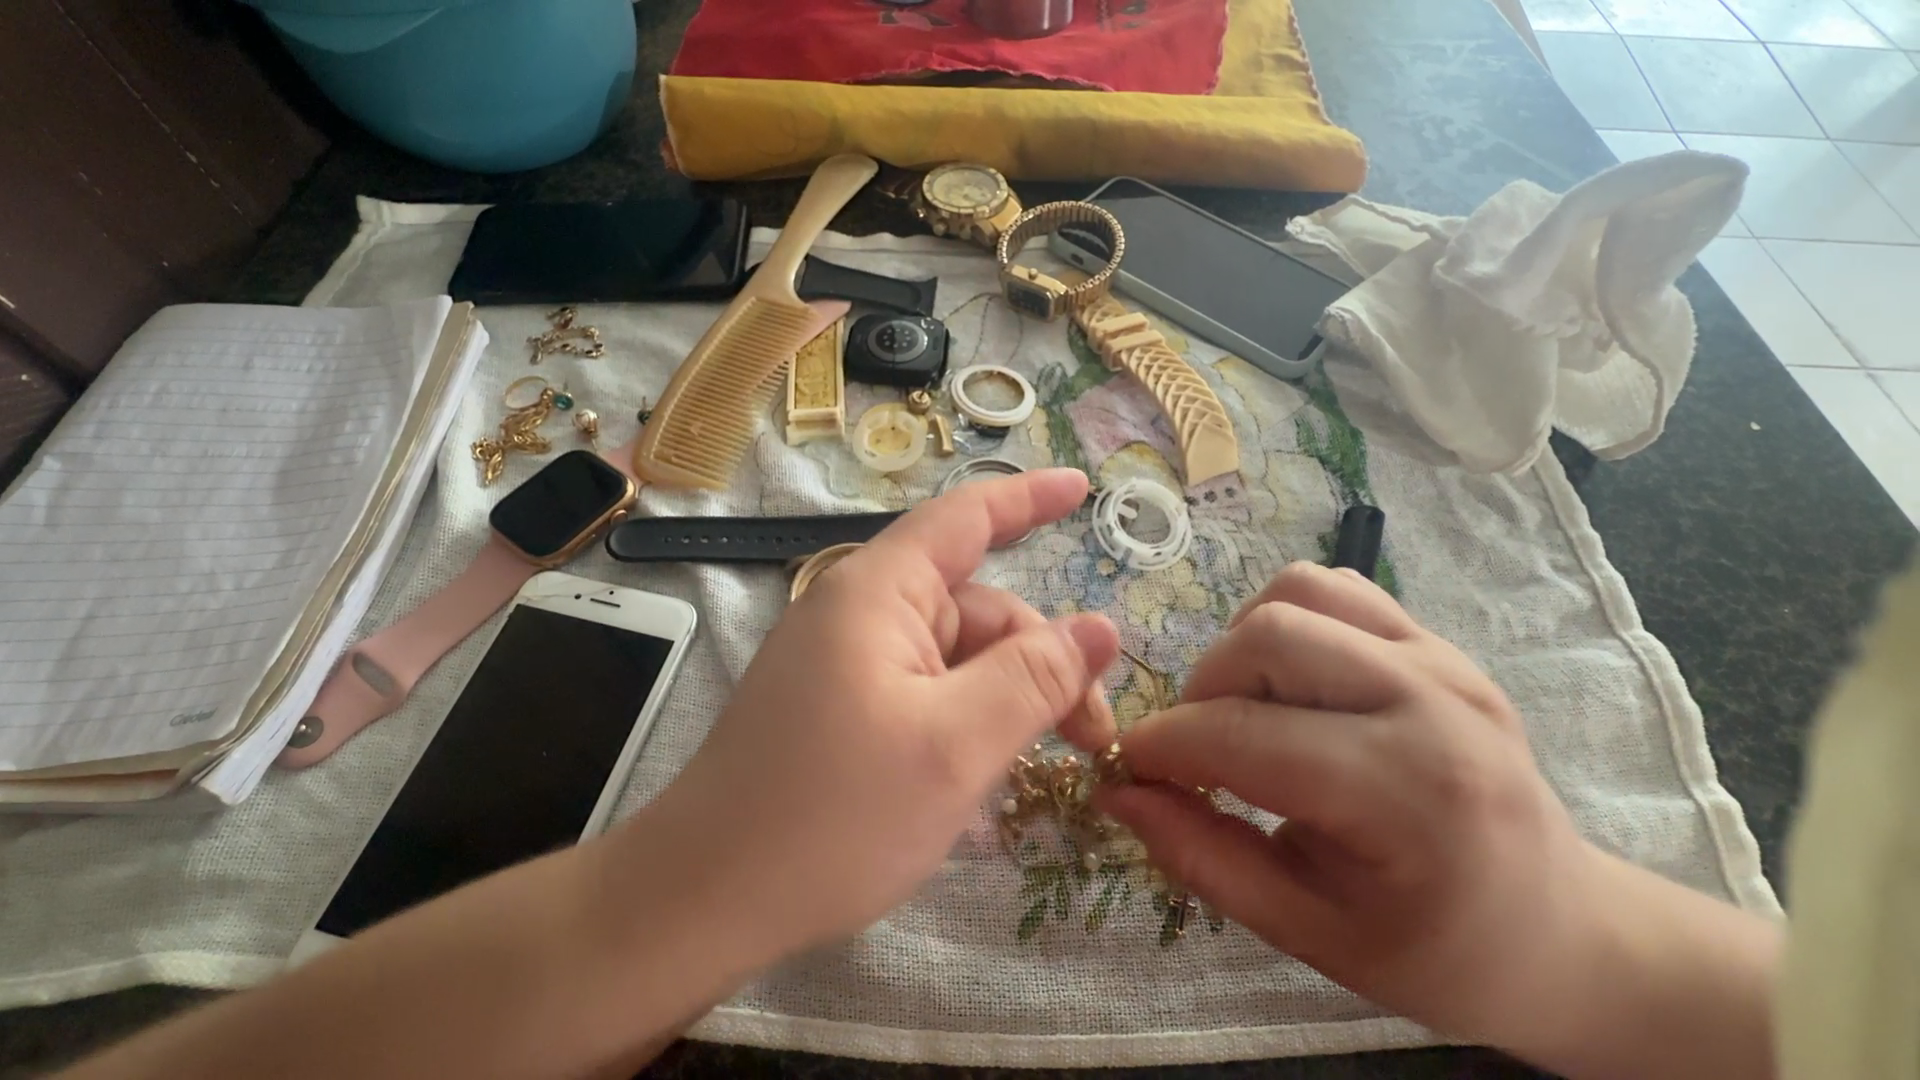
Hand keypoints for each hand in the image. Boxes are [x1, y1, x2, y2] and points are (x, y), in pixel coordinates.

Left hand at [634, 468, 1119, 960]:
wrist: (703, 900)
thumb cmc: (832, 816)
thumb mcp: (954, 745)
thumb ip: (1034, 678)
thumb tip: (1099, 627)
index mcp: (877, 593)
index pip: (965, 519)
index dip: (1028, 499)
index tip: (1083, 488)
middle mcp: (857, 615)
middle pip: (975, 608)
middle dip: (1039, 658)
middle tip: (1088, 737)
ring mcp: (842, 665)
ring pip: (952, 658)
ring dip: (1004, 698)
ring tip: (1032, 764)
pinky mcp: (835, 711)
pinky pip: (921, 692)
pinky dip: (963, 719)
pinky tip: (980, 771)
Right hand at [1095, 562, 1606, 1055]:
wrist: (1564, 931)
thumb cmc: (1436, 951)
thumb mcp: (1309, 933)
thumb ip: (1203, 858)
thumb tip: (1120, 795)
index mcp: (1407, 793)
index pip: (1243, 737)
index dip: (1162, 746)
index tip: (1126, 769)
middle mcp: (1431, 701)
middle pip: (1267, 638)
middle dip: (1199, 692)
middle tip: (1194, 752)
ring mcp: (1443, 659)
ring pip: (1297, 593)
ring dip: (1242, 647)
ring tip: (1243, 710)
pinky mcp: (1441, 642)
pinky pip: (1336, 589)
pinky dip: (1287, 621)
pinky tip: (1289, 684)